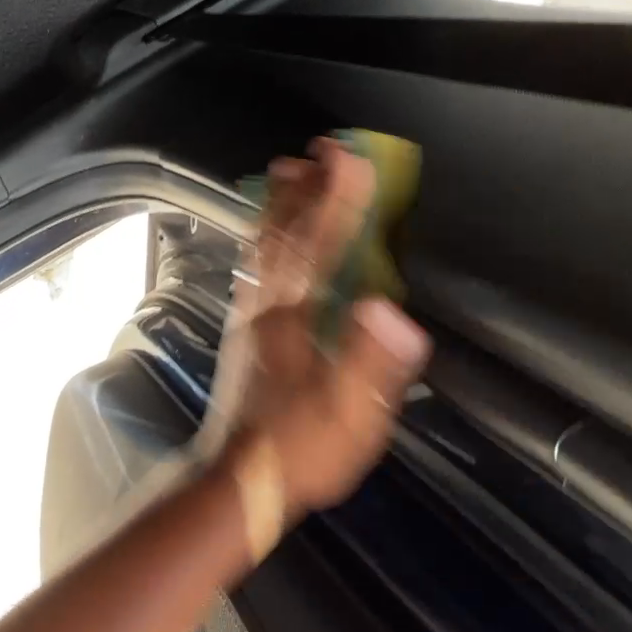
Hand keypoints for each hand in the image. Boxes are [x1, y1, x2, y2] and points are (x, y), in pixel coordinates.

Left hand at [210, 138, 430, 533]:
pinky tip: (267, 243)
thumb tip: (393, 310)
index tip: (349, 156)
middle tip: (316, 150)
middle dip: (302, 192)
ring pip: (260, 252)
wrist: (238, 481)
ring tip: (284, 175)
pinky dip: (264, 243)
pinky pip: (254, 272)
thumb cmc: (298, 452)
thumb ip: (370, 366)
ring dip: (277, 210)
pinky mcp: (242, 336)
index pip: (316, 249)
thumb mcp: (347, 418)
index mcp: (290, 321)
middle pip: (281, 239)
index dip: (335, 201)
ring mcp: (247, 321)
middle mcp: (262, 310)